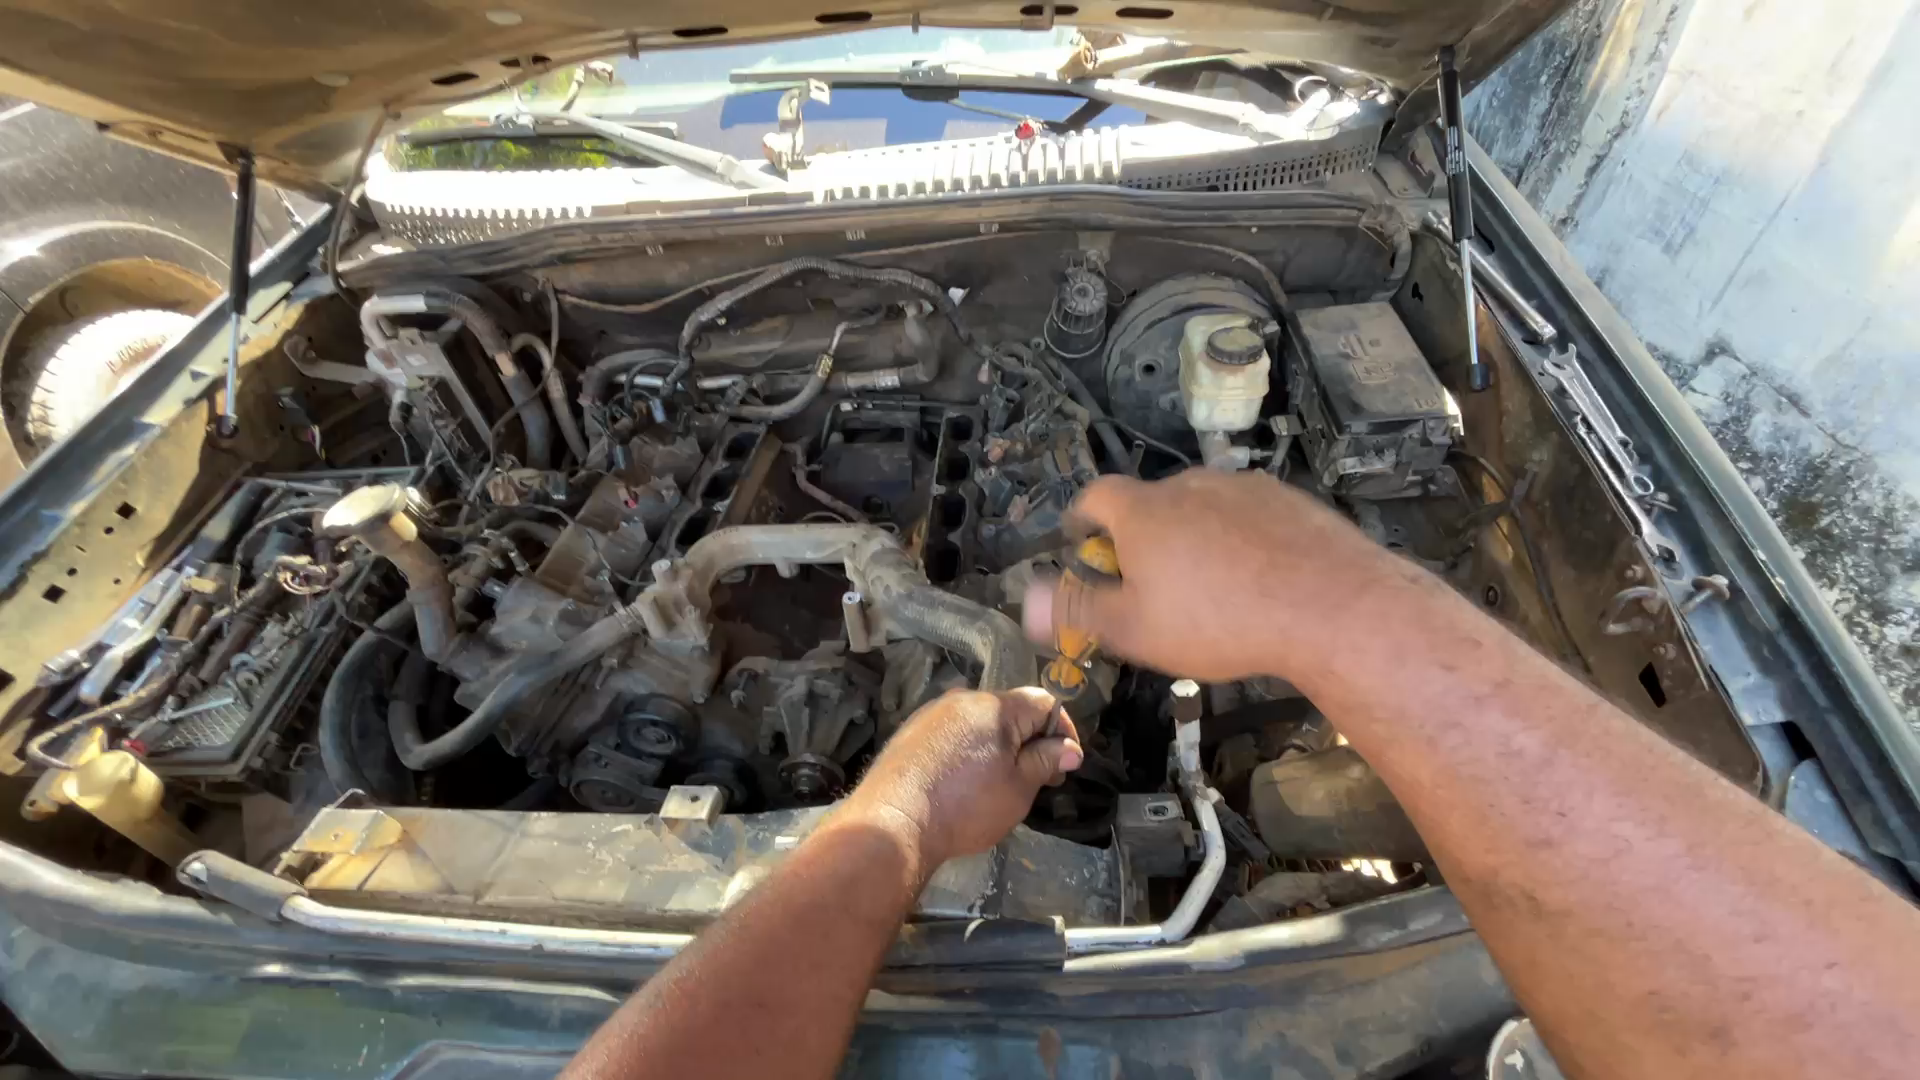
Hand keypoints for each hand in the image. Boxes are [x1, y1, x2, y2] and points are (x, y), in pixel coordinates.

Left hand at [840, 688, 1081, 873]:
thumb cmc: (965, 806)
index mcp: (995, 706)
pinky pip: (955, 733)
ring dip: (999, 746)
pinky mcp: (913, 731)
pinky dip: (970, 750)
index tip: (1066, 764)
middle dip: (1031, 740)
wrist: (892, 821)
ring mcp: (934, 712)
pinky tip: (964, 781)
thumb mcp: (1018, 789)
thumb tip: (1070, 749)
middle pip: (1011, 710)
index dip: (1063, 730)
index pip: (1044, 702)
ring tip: (1000, 783)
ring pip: (981, 722)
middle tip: (1038, 779)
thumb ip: (1046, 760)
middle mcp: (964, 698)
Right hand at [1020, 469, 1424, 681]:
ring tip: (1208, 584)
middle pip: (1148, 503)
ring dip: (1190, 535)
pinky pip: (1246, 514)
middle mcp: (1187, 485)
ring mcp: (1242, 487)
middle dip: (1138, 536)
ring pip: (1200, 508)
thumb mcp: (1133, 628)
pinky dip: (1238, 536)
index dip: (1082, 517)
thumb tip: (1025, 600)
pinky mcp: (1288, 499)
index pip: (1095, 495)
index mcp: (1142, 511)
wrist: (1332, 607)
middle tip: (1149, 581)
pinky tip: (1256, 576)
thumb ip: (1076, 609)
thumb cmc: (1216, 620)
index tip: (1083, 543)